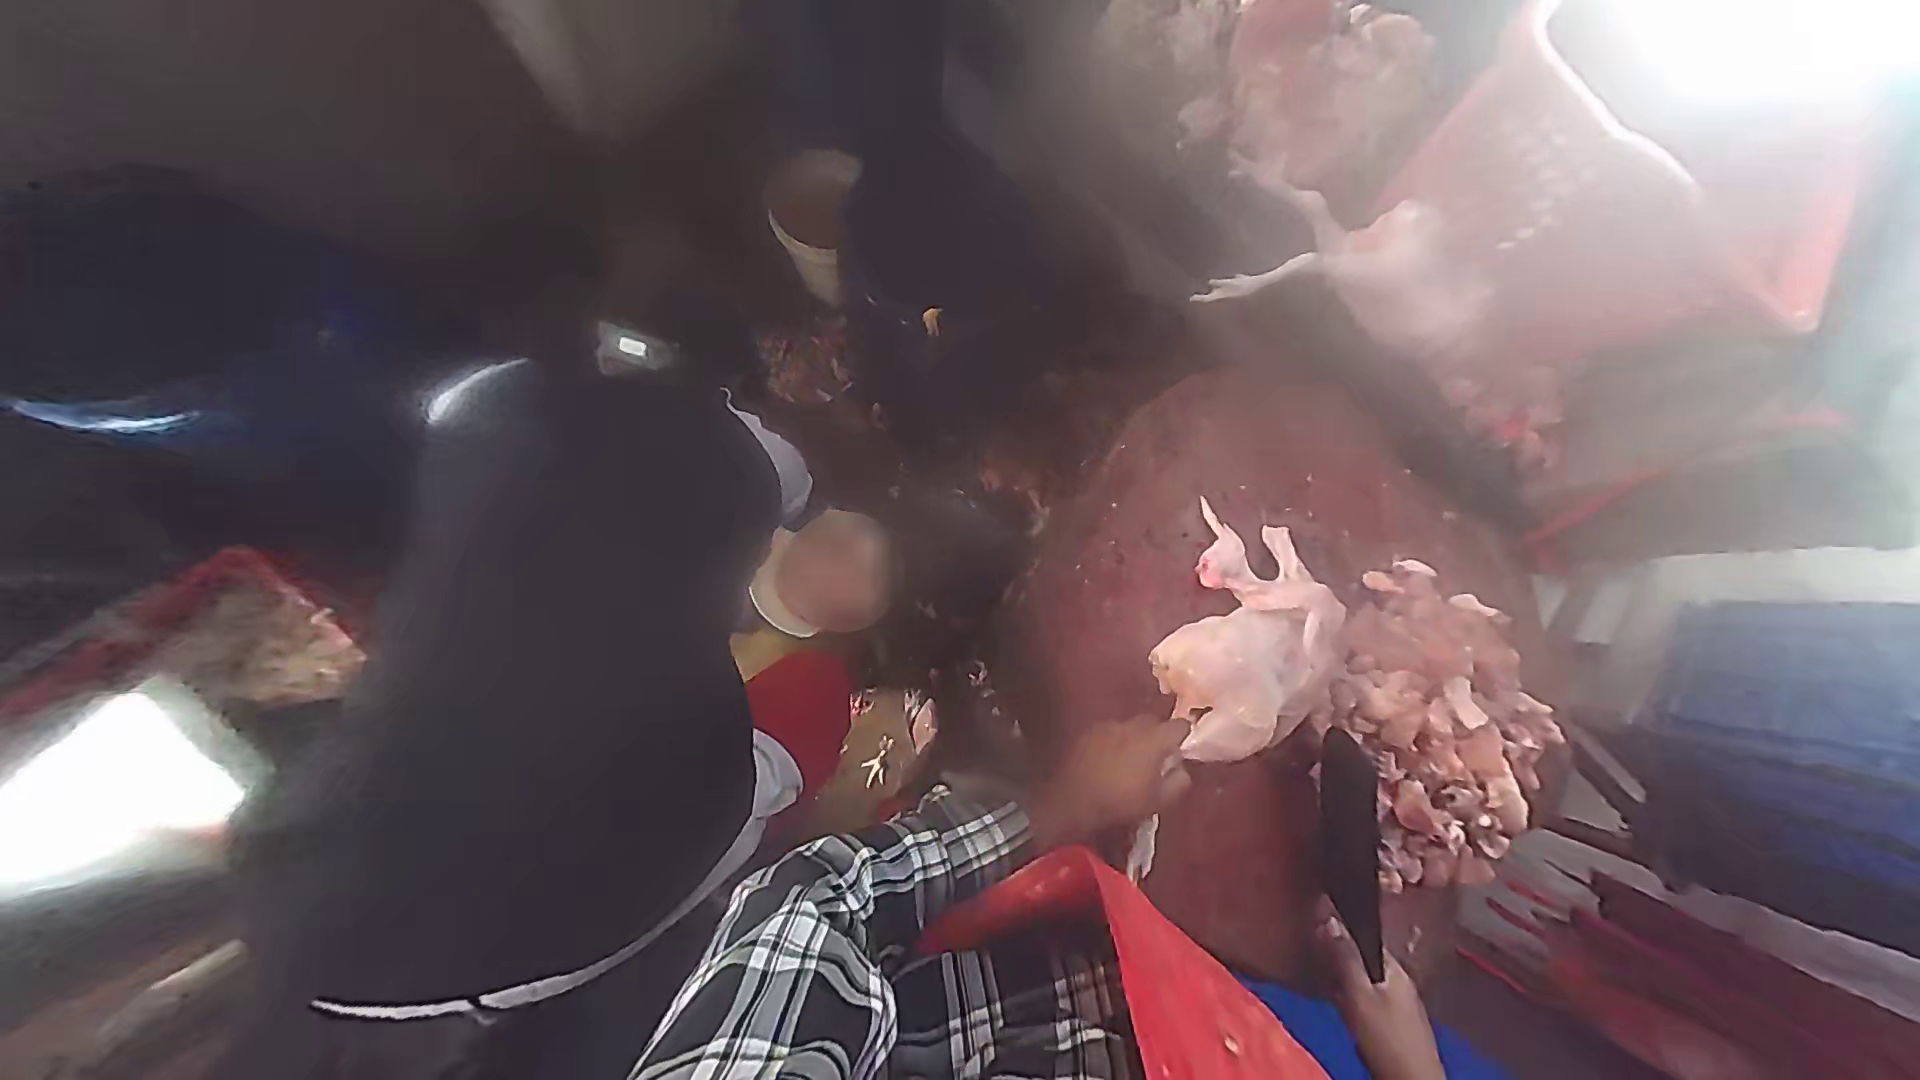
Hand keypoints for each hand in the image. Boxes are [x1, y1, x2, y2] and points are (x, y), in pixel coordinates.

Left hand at [1029, 716, 1191, 846]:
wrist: (1074, 799)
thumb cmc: (1121, 802)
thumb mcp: (1158, 801)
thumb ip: (1178, 782)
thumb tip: (1182, 768)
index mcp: (1152, 740)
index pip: (1178, 725)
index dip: (1184, 734)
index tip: (1182, 747)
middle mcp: (1130, 725)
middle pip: (1153, 720)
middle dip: (1158, 733)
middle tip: (1157, 754)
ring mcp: (1107, 725)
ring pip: (1129, 725)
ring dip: (1134, 736)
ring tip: (1130, 757)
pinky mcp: (1089, 730)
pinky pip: (1109, 730)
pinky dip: (1114, 739)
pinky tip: (1108, 757)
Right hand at [1316, 902, 1445, 1079]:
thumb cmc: (1384, 1037)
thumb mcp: (1358, 994)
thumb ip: (1345, 957)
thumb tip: (1330, 917)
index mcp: (1396, 970)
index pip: (1364, 937)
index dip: (1341, 933)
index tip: (1318, 934)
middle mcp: (1402, 983)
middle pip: (1363, 960)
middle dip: (1342, 964)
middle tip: (1323, 970)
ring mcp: (1403, 1007)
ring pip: (1365, 983)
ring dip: (1346, 986)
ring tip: (1332, 995)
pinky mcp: (1398, 1026)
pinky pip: (1370, 1002)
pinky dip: (1355, 1003)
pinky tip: (1347, 1015)